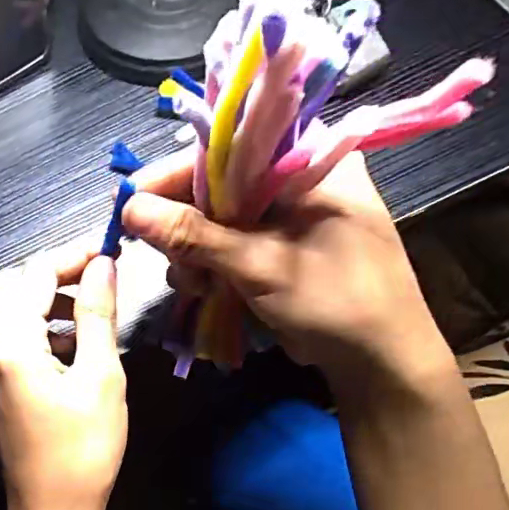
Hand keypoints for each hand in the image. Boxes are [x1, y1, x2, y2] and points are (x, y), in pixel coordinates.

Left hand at [0, 245, 127, 509]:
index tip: (111, 250)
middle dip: (57, 273)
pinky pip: (13, 339)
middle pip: (15, 286)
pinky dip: (41, 327)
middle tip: (102, 277)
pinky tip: (75, 342)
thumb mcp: (100, 377)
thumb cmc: (84, 450)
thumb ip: (96, 315)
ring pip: (12, 311)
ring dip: (49, 299)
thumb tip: (103, 264)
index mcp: (8, 343)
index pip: (35, 274)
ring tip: (94, 308)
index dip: (73, 255)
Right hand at [122, 150, 454, 387]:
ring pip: (212, 218)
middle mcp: (292, 176)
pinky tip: (206, 289)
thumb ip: (193, 235)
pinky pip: (225, 242)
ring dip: (193, 253)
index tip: (130, 207)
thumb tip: (128, 207)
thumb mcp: (260, 265)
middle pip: (212, 185)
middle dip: (184, 226)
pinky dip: (208, 265)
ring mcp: (283, 212)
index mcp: (306, 159)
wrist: (380, 361)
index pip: (224, 148)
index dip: (172, 176)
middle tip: (175, 264)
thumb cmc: (336, 301)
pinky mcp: (275, 244)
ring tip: (198, 286)